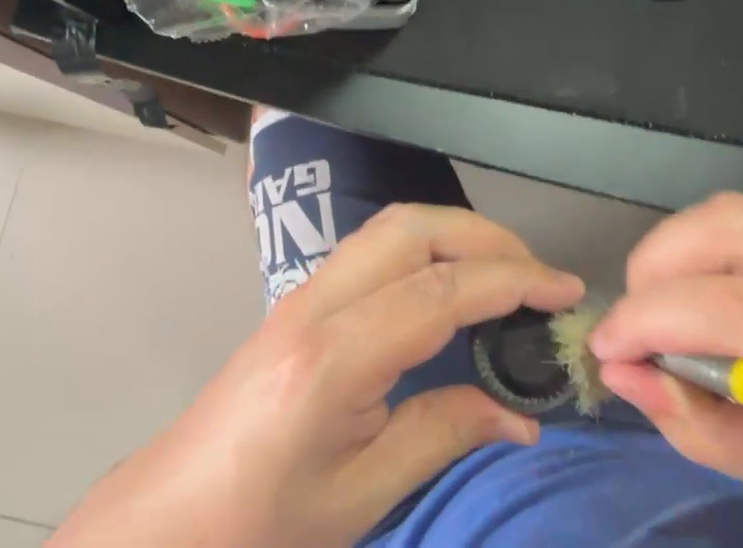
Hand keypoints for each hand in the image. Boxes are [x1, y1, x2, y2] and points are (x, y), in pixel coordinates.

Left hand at [51, 204, 584, 547]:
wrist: (178, 505)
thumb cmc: (265, 514)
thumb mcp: (362, 494)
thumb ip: (443, 437)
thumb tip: (521, 417)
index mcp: (332, 358)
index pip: (438, 291)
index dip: (511, 282)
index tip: (564, 291)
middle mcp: (315, 304)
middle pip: (412, 230)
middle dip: (487, 239)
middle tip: (539, 277)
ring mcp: (302, 293)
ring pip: (390, 227)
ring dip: (456, 235)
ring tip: (507, 273)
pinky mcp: (299, 298)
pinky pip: (373, 248)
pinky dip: (426, 247)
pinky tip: (451, 282)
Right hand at [589, 194, 742, 547]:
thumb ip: (707, 429)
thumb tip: (623, 373)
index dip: (658, 320)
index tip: (608, 349)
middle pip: (738, 229)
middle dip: (657, 267)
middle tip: (631, 323)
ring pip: (741, 212)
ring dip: (675, 250)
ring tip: (660, 307)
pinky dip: (706, 250)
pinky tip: (705, 296)